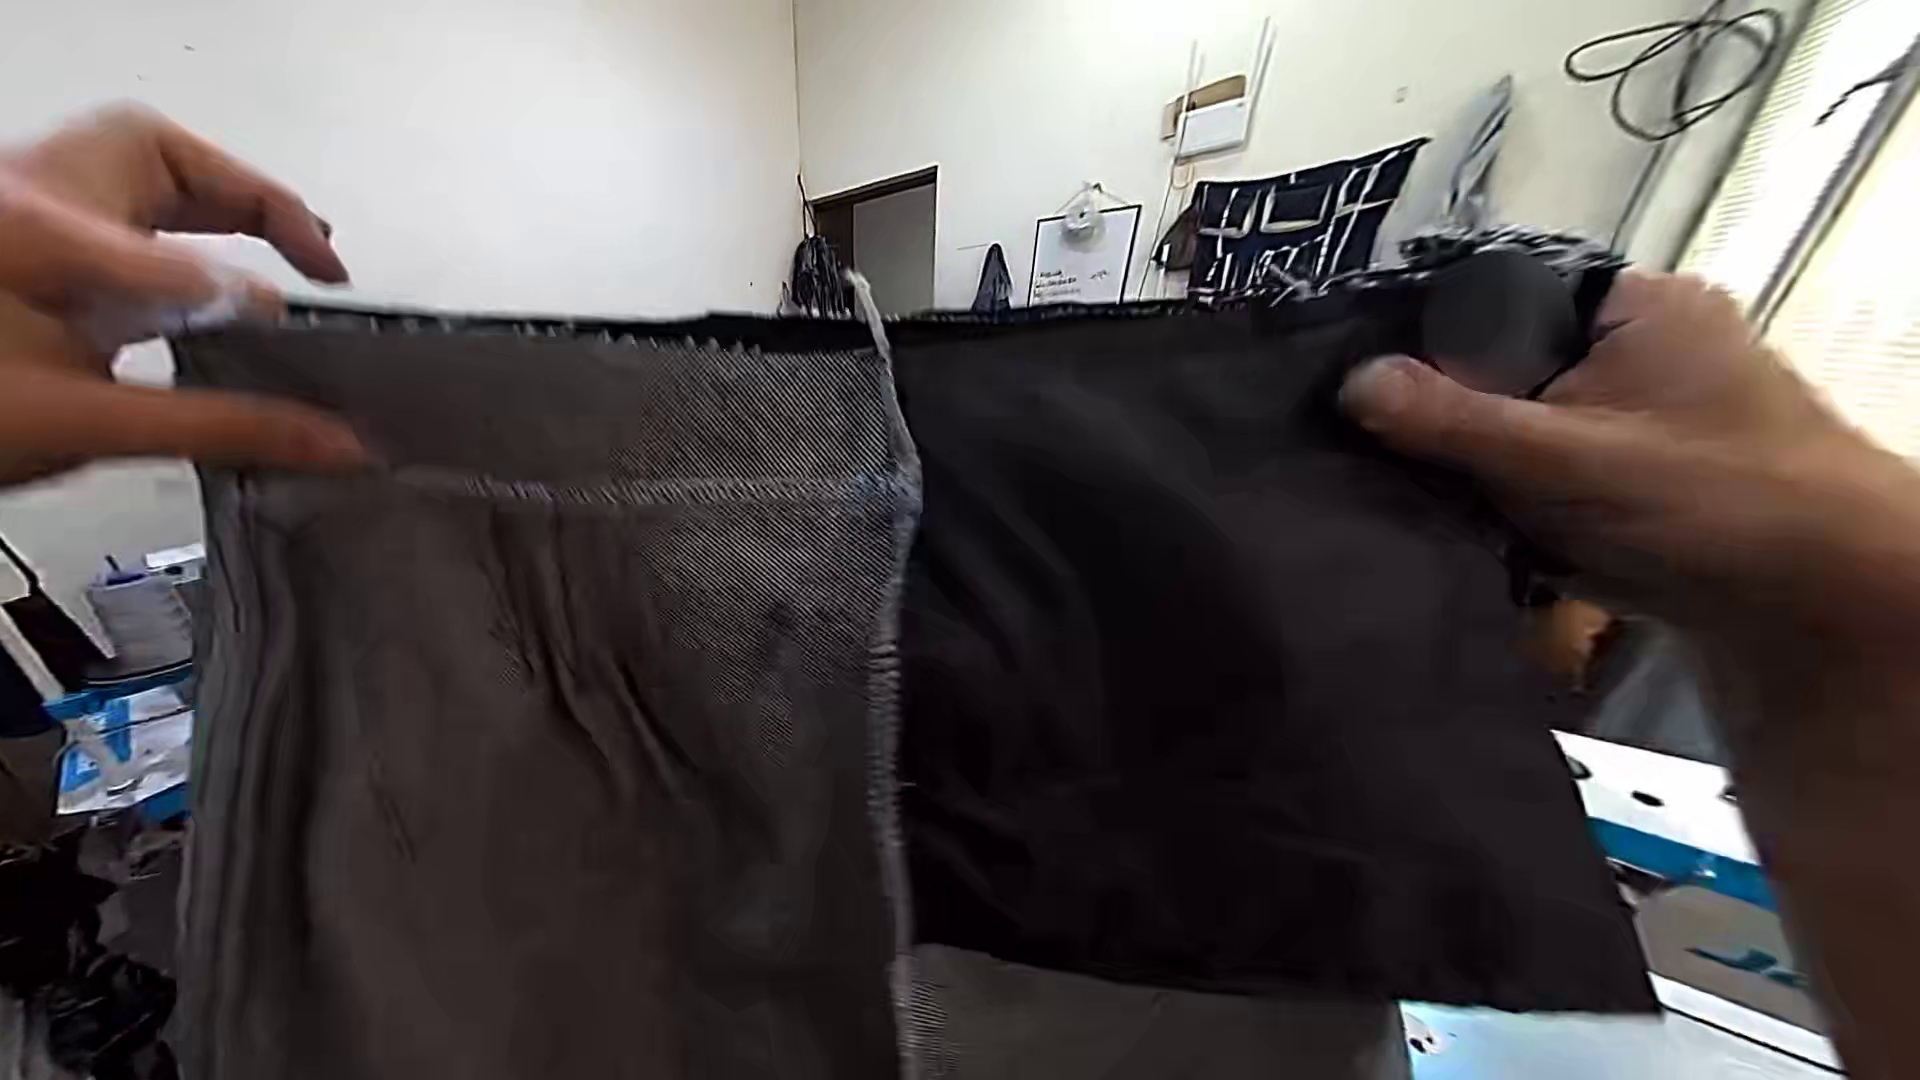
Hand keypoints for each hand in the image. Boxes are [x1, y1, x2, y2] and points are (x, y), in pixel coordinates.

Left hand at [0, 105, 368, 486]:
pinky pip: (120, 207)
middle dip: (260, 201)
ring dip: (230, 205)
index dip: (268, 319)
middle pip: (158, 151)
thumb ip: (225, 429)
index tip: (307, 362)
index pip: (202, 269)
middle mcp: (22, 196)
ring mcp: (13, 208)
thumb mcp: (81, 424)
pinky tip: (220, 285)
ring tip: (300, 257)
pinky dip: (193, 231)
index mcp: (37, 232)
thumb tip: (353, 447)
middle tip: (322, 263)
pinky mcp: (18, 236)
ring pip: (137, 165)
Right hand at [1340, 271, 1919, 648]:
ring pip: (1480, 410)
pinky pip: (1491, 451)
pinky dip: (1454, 470)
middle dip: (1418, 394)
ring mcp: (1588, 409)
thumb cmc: (1701, 503)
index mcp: (1626, 308)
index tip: (1345, 364)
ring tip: (1358, 453)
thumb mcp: (1560, 453)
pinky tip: (1402, 482)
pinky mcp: (1574, 461)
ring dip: (1432, 438)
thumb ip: (1450, 416)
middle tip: (1342, 420)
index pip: (1489, 295)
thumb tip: (1348, 381)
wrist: (1798, 605)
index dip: (1415, 328)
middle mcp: (1605, 349)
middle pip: (1478, 358)